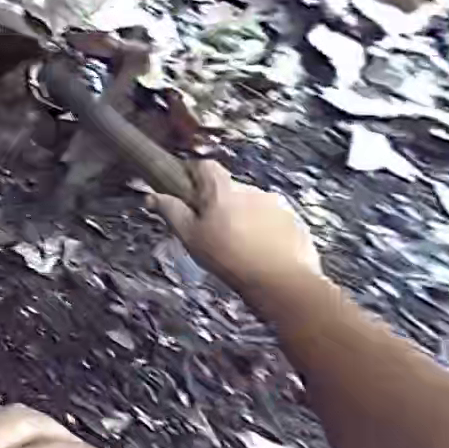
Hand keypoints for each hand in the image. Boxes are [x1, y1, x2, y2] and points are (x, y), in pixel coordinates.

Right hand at [152, 160, 322, 294]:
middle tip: (210, 227)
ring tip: (237, 243)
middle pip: (228, 187)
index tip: (186, 191)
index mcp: (222, 190)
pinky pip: (272, 218)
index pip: (205, 166)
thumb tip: (153, 196)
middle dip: (218, 201)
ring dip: (242, 215)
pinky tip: (259, 250)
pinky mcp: (295, 221)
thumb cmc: (227, 256)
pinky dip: (263, 228)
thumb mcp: (190, 236)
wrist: (281, 281)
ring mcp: (277, 204)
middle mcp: (251, 189)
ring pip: (251, 203)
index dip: (193, 174)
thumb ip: (171, 211)